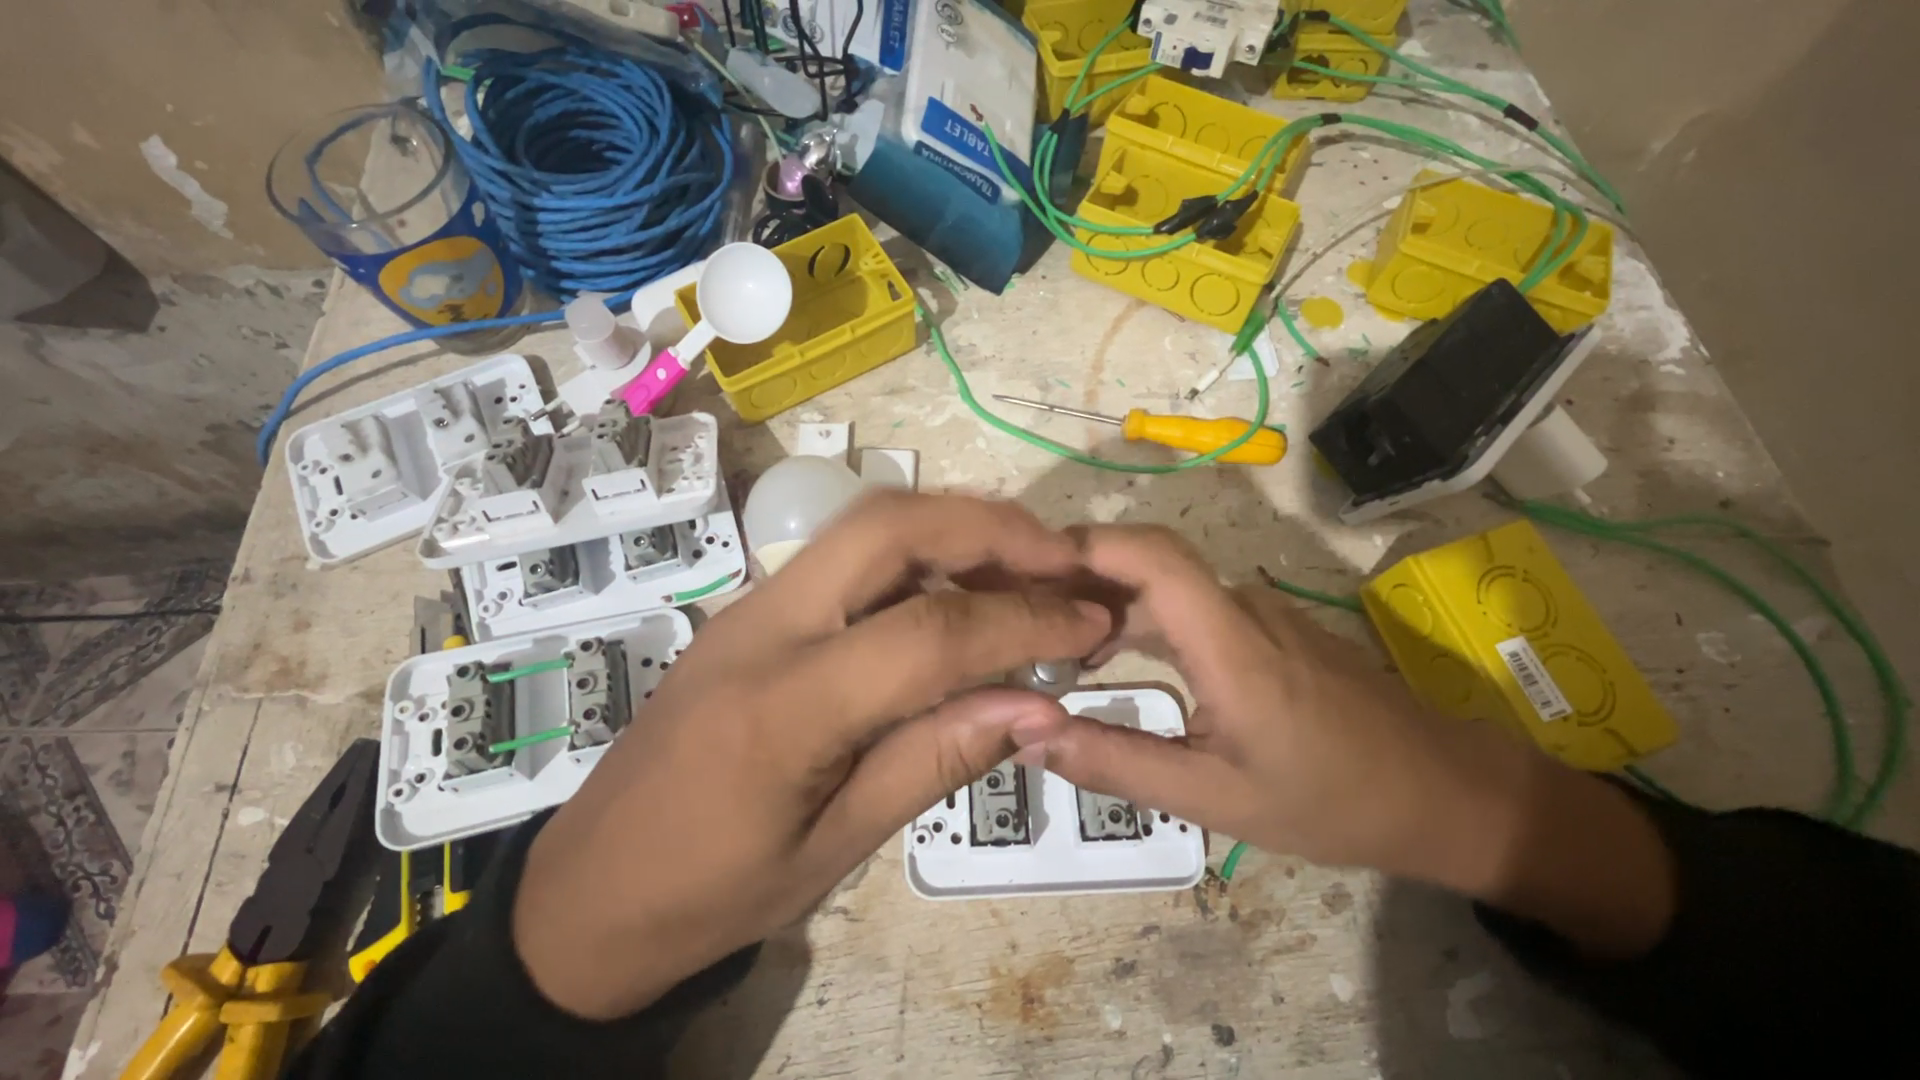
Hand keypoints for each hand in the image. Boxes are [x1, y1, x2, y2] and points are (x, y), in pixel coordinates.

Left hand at [513, 492, 1112, 1017]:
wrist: (588, 891)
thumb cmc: (710, 893)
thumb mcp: (833, 849)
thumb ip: (933, 761)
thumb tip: (1037, 705)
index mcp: (784, 706)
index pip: (927, 633)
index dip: (1022, 621)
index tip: (1089, 621)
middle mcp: (763, 628)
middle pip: (885, 526)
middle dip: (986, 525)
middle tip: (1061, 557)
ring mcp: (749, 609)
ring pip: (862, 527)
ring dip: (952, 530)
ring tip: (1025, 569)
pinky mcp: (748, 613)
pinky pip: (842, 560)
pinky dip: (914, 557)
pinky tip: (955, 594)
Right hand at [1012, 526, 1674, 955]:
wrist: (1446, 793)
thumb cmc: (1333, 801)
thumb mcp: (1215, 799)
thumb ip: (1119, 764)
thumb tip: (1029, 733)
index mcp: (1230, 642)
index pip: (1150, 556)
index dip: (1082, 548)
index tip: (1018, 570)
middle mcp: (1241, 607)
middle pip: (1146, 562)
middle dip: (1073, 576)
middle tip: (1007, 612)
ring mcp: (1256, 612)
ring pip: (1162, 584)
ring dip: (1099, 600)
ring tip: (1038, 637)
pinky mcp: (1263, 628)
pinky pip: (1184, 606)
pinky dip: (1132, 619)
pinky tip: (1100, 655)